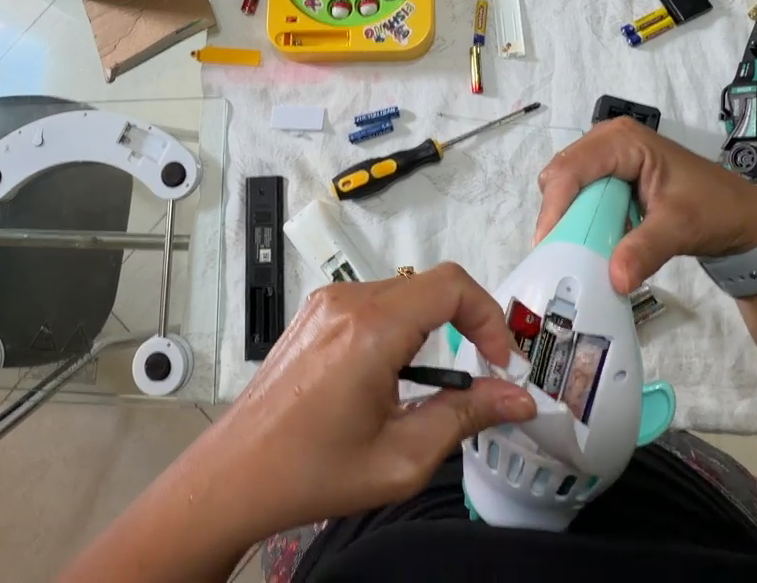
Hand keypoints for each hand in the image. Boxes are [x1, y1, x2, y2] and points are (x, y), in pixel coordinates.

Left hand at [195, 264, 536, 536]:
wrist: (237, 471)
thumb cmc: (313, 470)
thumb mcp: (401, 456)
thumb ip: (465, 416)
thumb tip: (518, 398)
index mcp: (370, 329)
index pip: (450, 284)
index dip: (489, 316)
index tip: (500, 363)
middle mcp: (346, 301)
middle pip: (429, 286)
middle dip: (466, 323)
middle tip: (481, 374)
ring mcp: (326, 302)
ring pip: (403, 292)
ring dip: (432, 328)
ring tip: (431, 383)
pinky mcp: (315, 312)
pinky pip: (374, 303)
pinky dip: (401, 327)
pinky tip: (393, 375)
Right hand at [535, 118, 756, 293]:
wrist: (741, 215)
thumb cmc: (715, 209)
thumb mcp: (680, 228)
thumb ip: (645, 250)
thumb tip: (615, 280)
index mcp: (622, 140)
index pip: (572, 169)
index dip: (555, 206)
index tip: (547, 244)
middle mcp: (607, 140)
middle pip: (561, 174)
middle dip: (557, 212)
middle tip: (559, 250)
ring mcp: (605, 156)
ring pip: (565, 184)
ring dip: (567, 217)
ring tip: (572, 248)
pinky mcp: (608, 174)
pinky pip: (579, 194)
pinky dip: (579, 218)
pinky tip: (589, 239)